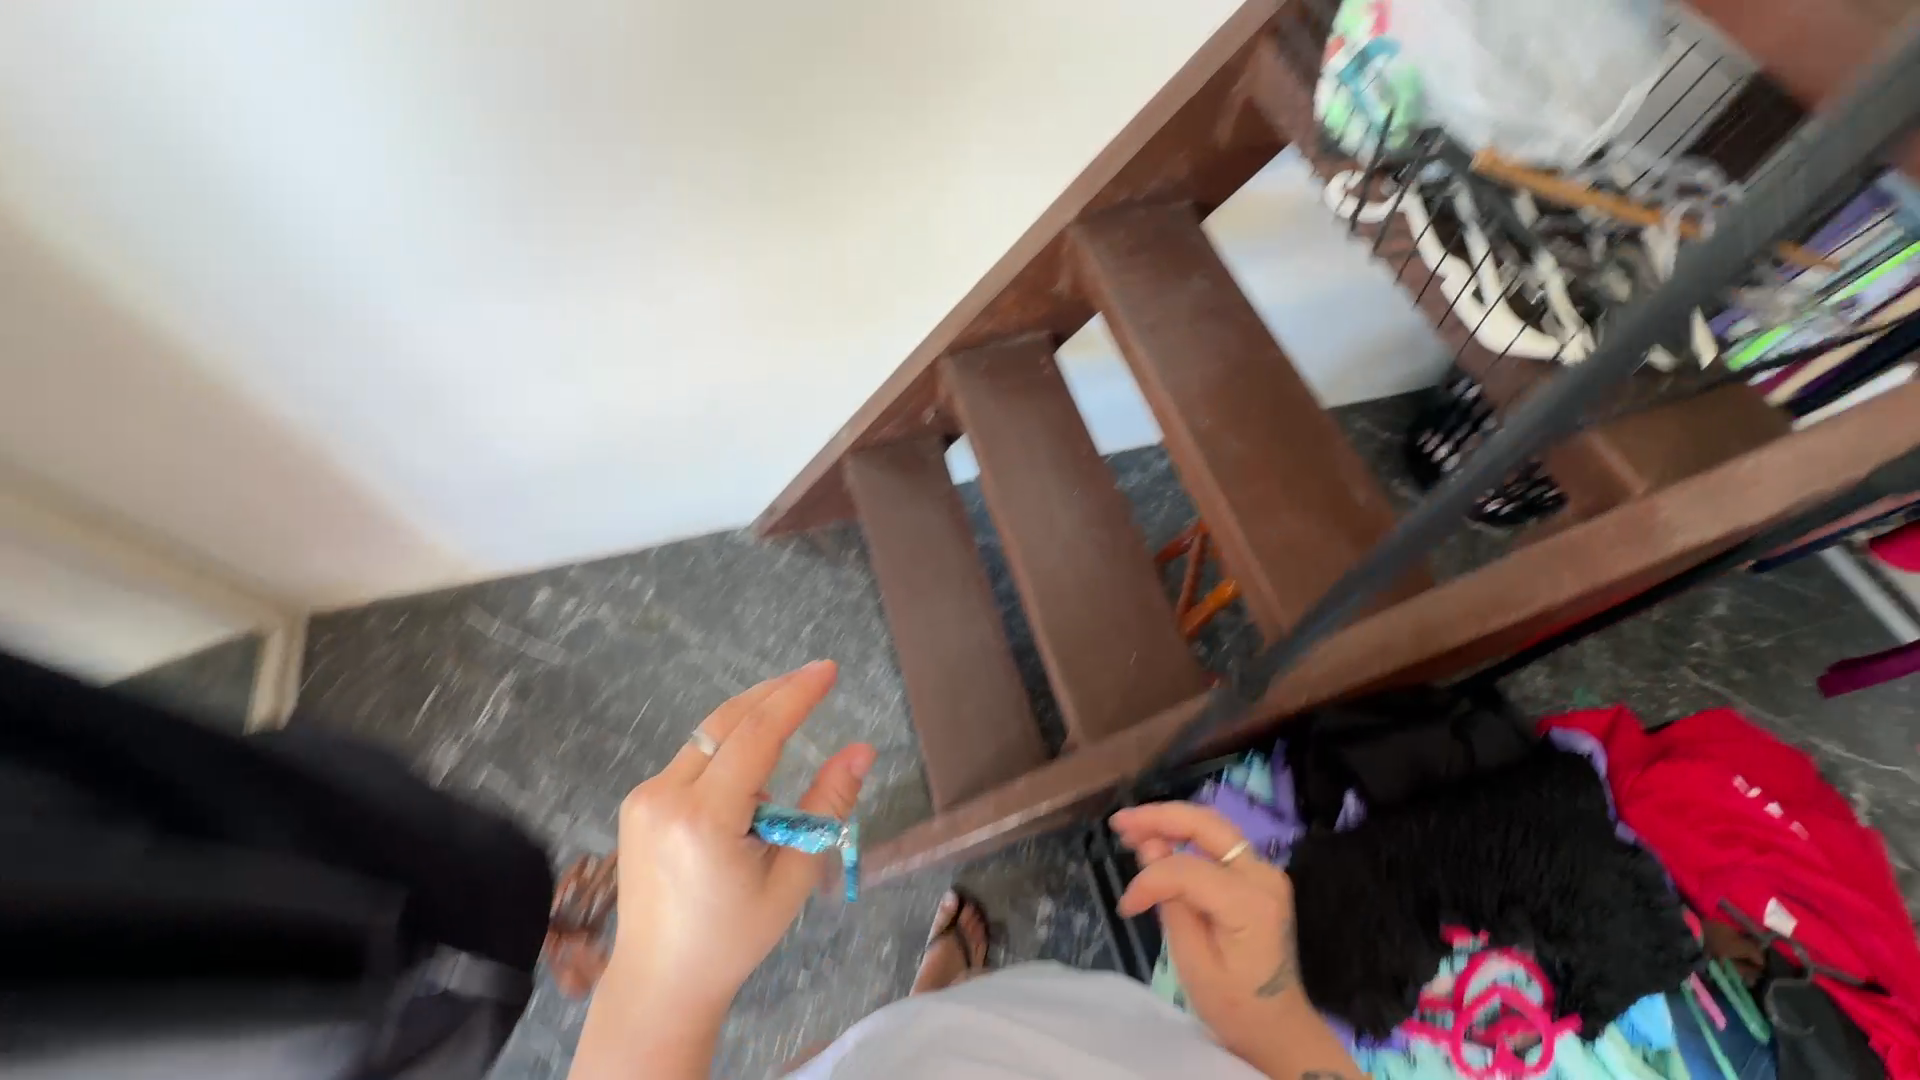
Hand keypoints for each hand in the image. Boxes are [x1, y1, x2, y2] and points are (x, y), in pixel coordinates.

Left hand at [605, 660, 875, 1008]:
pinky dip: (729, 756)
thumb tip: (862, 751)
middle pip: (728, 721)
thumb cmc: (734, 937)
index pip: (756, 735)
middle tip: (816, 676)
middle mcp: (665, 796)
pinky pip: (694, 760)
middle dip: (775, 693)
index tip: (828, 670)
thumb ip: (827, 807)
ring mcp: (644, 797)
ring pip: (709, 737)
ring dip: (753, 728)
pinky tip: (748, 795)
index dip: (796, 696)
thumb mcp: (793, 877)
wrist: (660, 981)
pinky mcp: (638, 802)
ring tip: (783, 773)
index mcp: (704, 819)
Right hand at [1109, 803, 1308, 1059]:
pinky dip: (1184, 835)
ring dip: (1169, 821)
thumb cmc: (1235, 1005)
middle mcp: (1262, 875)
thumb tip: (1148, 848)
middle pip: (1205, 824)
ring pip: (1211, 825)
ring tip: (1130, 828)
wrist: (1278, 1027)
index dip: (1149, 880)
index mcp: (1250, 903)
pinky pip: (1216, 842)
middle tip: (1119, 823)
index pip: (1187, 870)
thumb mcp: (1194, 964)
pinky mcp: (1256, 874)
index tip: (1127, 906)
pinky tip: (1157, 840)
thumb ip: (1172, 902)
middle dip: (1158, 817)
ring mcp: (1263, 871)